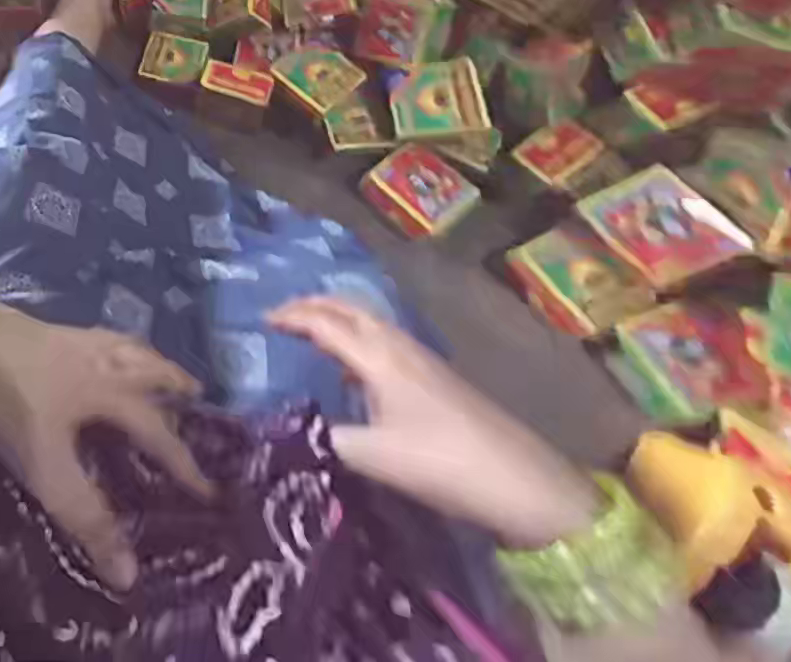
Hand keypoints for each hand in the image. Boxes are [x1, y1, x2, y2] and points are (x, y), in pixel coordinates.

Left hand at [0, 305, 212, 590]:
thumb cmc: (9, 402)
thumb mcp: (47, 467)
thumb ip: (86, 516)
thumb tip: (129, 575)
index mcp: (109, 392)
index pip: (159, 433)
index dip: (184, 464)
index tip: (209, 487)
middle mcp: (102, 359)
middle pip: (151, 369)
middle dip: (176, 385)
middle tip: (195, 396)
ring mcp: (76, 337)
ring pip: (128, 345)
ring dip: (151, 358)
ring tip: (159, 367)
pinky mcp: (52, 327)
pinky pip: (101, 334)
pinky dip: (117, 342)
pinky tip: (102, 347)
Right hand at [269, 296, 599, 548]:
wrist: (527, 486)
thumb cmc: (443, 463)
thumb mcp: (374, 457)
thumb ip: (325, 438)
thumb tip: (292, 429)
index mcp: (377, 357)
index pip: (323, 322)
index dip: (290, 317)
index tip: (262, 321)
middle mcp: (397, 346)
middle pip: (348, 308)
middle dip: (311, 304)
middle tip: (283, 315)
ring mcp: (420, 358)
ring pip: (369, 320)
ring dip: (336, 316)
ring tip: (311, 330)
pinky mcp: (435, 374)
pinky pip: (383, 337)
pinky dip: (356, 335)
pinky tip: (353, 367)